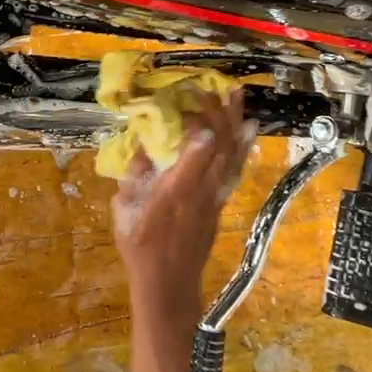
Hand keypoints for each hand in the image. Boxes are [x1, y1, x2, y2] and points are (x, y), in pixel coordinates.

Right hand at [112, 89, 252, 328]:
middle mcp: (200, 192)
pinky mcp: (219, 203)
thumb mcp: (124, 211)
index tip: (194, 97)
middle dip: (219, 115)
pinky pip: (234, 169)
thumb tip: (143, 147)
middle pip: (218, 148)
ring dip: (236, 124)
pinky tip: (247, 131)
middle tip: (215, 88)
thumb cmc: (140, 247)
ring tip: (239, 96)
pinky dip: (242, 147)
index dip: (201, 124)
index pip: (196, 154)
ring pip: (231, 155)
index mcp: (174, 192)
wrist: (168, 283)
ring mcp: (214, 198)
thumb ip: (134, 177)